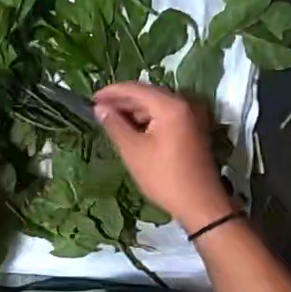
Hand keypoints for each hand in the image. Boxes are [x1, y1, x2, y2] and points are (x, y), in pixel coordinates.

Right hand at [93, 82, 235, 229]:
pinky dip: (146, 119)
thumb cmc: (163, 176)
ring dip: (133, 110)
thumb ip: (114, 125)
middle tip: (98, 109)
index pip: (136, 89)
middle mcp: (183, 105)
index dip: (111, 91)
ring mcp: (190, 116)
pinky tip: (130, 128)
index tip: (91, 99)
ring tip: (110, 119)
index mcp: (170, 106)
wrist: (199, 202)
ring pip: (155, 105)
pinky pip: (164, 116)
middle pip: (147, 94)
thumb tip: (100, 108)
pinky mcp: (191, 129)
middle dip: (122, 100)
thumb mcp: (132, 150)